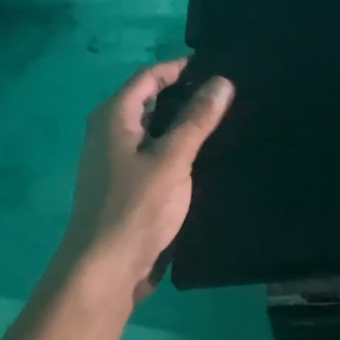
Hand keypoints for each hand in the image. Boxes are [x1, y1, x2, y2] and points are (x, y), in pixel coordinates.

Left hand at [67, 58, 233, 298]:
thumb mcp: (172, 159)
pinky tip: (212, 158)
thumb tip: (222, 81)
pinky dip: (182, 151)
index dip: (181, 68)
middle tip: (233, 92)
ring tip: (230, 120)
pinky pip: (159, 157)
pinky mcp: (131, 189)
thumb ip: (197, 119)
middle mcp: (111, 134)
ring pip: (158, 131)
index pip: (150, 76)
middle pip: (153, 102)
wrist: (106, 273)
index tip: (220, 65)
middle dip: (188, 96)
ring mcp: (120, 163)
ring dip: (187, 126)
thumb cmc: (134, 209)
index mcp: (114, 118)